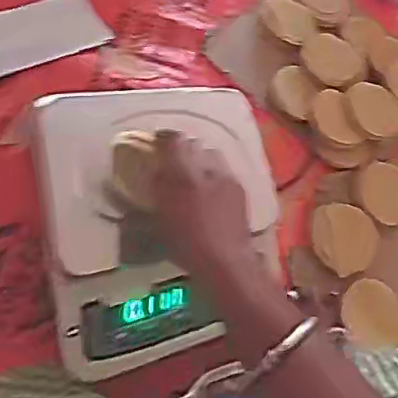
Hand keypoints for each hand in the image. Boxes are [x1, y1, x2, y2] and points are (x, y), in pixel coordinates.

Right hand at [152, 131, 254, 282]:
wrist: (226, 259)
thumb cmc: (187, 244)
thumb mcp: (162, 217)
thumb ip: (160, 188)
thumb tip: (159, 171)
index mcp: (183, 175)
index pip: (174, 141)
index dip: (164, 138)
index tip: (158, 142)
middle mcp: (207, 169)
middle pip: (195, 144)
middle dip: (184, 149)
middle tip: (175, 163)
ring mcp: (227, 176)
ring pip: (212, 155)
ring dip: (202, 160)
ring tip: (196, 176)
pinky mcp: (240, 186)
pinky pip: (224, 170)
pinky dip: (215, 174)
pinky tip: (212, 190)